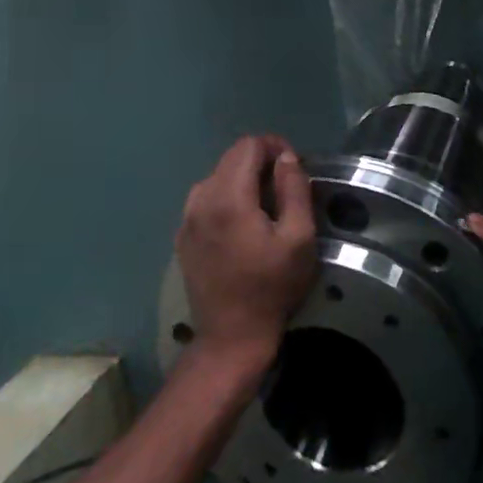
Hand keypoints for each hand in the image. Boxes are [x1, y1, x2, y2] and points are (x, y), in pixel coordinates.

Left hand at [176, 135, 316, 366]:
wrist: (231, 337)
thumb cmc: (272, 287)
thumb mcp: (299, 237)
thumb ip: (294, 189)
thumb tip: (286, 158)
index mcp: (229, 198)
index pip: (249, 146)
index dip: (275, 147)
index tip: (294, 169)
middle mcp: (201, 200)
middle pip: (231, 157)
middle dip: (260, 162)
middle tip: (284, 187)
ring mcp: (187, 219)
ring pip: (218, 176)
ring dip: (243, 179)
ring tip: (265, 206)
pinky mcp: (183, 235)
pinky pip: (206, 198)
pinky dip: (227, 197)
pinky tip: (243, 224)